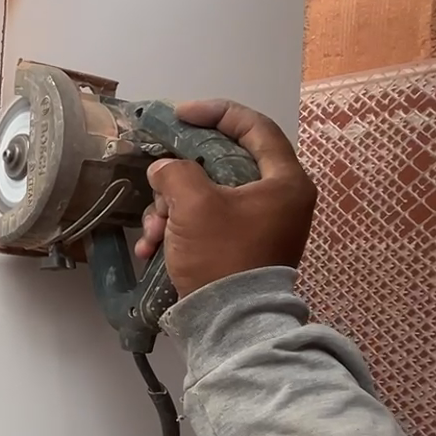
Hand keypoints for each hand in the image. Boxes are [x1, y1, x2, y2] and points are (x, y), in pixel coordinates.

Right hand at [133, 100, 316, 297]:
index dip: (215, 114)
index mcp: (284, 181)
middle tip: (156, 185)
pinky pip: (201, 223)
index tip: (180, 115)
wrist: (229, 322)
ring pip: (203, 196)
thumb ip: (175, 173)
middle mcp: (277, 198)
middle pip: (220, 165)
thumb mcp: (193, 205)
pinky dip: (175, 231)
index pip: (254, 127)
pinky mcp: (236, 246)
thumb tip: (165, 169)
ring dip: (169, 210)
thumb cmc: (221, 255)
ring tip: (153, 234)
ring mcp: (256, 224)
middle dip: (178, 179)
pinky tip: (151, 249)